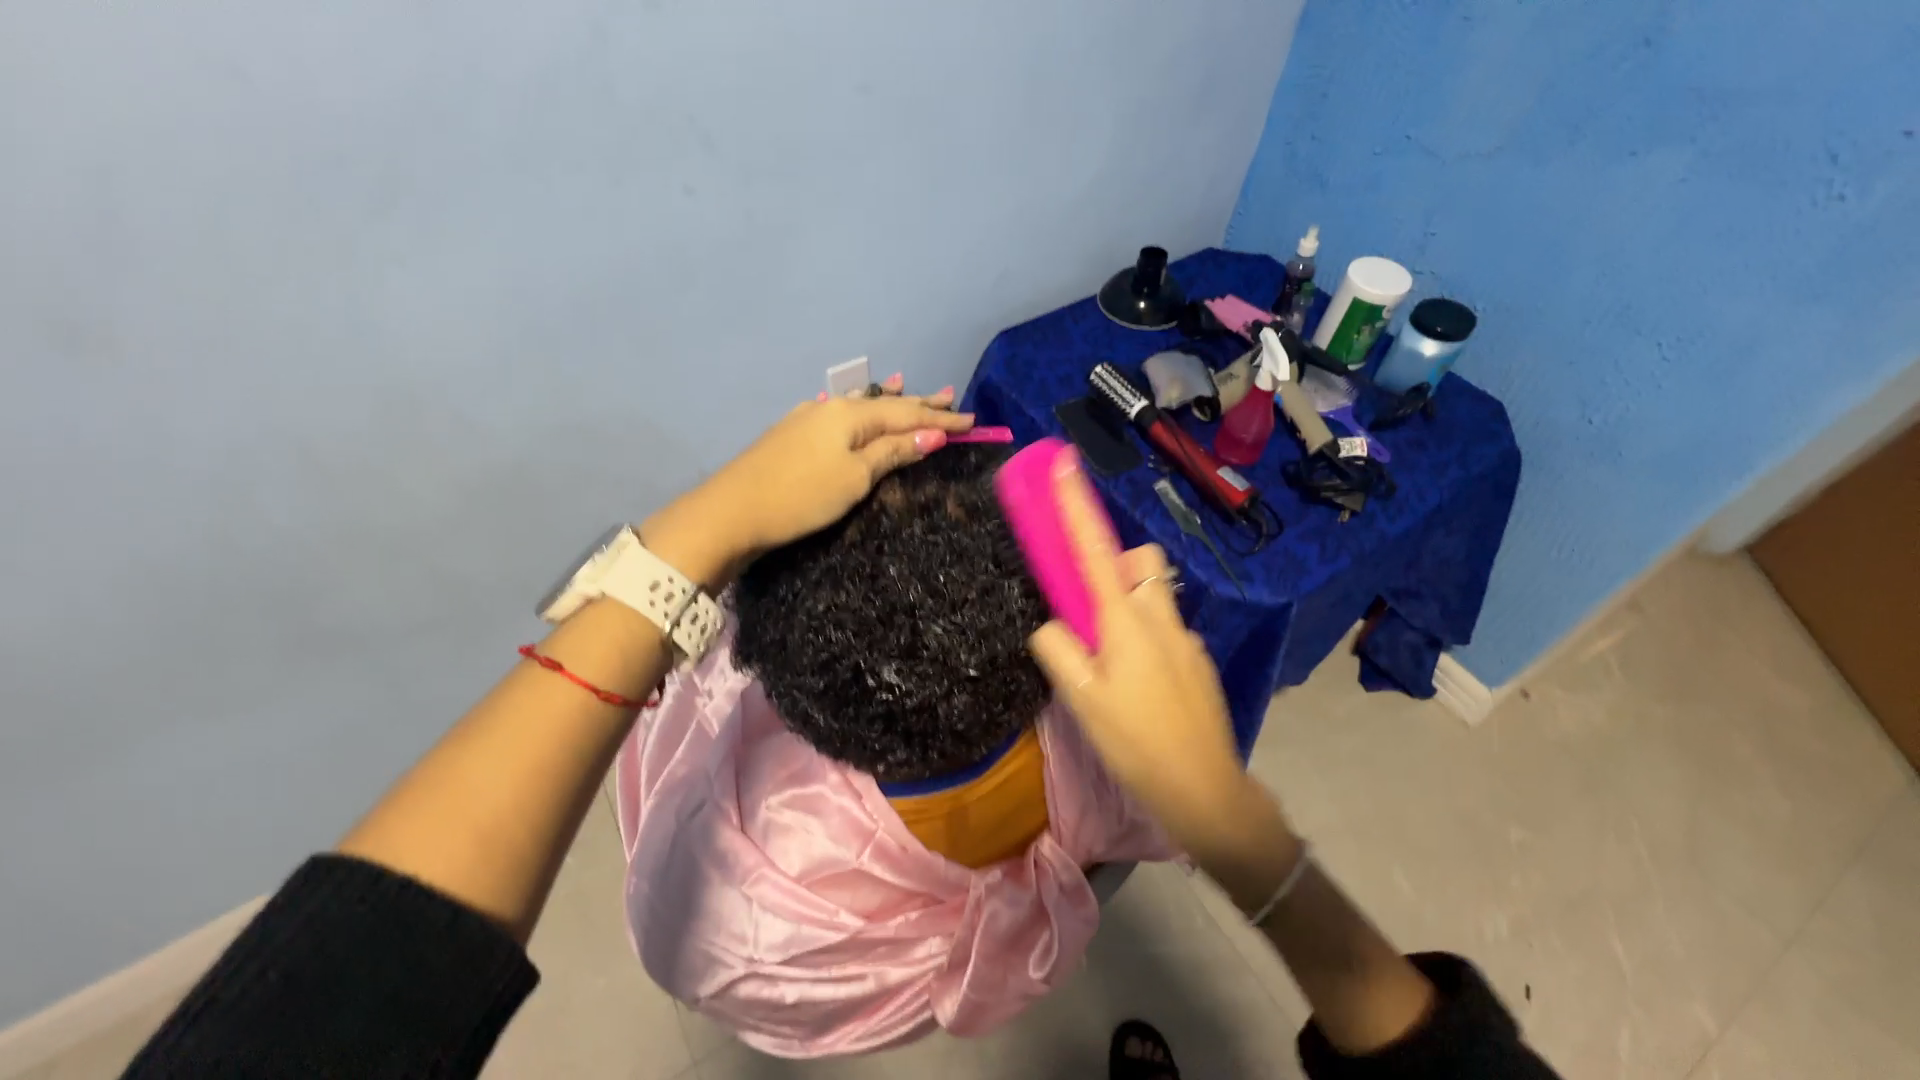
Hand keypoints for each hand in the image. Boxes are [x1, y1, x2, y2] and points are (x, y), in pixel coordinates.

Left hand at [642, 381, 973, 586]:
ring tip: (910, 389)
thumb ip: (891, 453)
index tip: (971, 420)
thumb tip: (931, 436)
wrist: (732, 512)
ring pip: (862, 408)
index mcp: (850, 415)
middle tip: (949, 396)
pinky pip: (842, 418)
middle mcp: (830, 409)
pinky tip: (860, 409)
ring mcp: (808, 420)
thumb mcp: (854, 478)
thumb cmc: (801, 496)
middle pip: (884, 404)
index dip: (939, 419)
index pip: (906, 414)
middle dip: (918, 403)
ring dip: (890, 404)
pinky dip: (863, 414)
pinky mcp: (794, 437)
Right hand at [1025, 449, 1261, 851]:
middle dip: (1115, 566)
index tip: (1064, 464)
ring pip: (1154, 598)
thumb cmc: (1135, 742)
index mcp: (1127, 622)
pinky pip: (1166, 631)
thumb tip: (1052, 624)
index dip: (1077, 506)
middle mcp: (1161, 619)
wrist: (1203, 787)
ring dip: (1129, 608)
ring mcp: (1185, 639)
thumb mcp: (1080, 700)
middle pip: (1140, 563)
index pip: (1095, 550)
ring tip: (1111, 664)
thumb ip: (1057, 649)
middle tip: (1090, 609)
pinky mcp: (1198, 662)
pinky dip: (1146, 641)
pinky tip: (1140, 692)